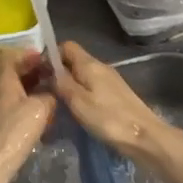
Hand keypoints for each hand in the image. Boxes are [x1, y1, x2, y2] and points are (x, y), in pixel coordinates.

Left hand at [0, 49, 58, 180]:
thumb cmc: (16, 131)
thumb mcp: (40, 108)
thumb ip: (49, 96)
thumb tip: (52, 94)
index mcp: (4, 82)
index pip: (10, 57)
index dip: (27, 54)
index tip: (45, 58)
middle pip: (13, 73)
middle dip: (32, 70)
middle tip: (52, 74)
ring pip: (15, 90)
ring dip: (32, 87)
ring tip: (51, 92)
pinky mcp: (0, 124)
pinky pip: (15, 105)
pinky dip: (28, 102)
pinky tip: (42, 112)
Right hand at [54, 42, 172, 159]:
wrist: (144, 136)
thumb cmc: (108, 118)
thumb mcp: (78, 101)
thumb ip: (61, 83)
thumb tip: (49, 71)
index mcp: (90, 64)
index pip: (66, 46)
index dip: (51, 55)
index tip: (39, 73)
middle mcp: (101, 67)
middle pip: (74, 61)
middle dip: (58, 73)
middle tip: (43, 92)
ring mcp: (110, 81)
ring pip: (82, 75)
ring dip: (69, 85)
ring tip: (56, 103)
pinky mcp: (115, 95)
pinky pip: (91, 87)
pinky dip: (81, 94)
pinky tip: (76, 111)